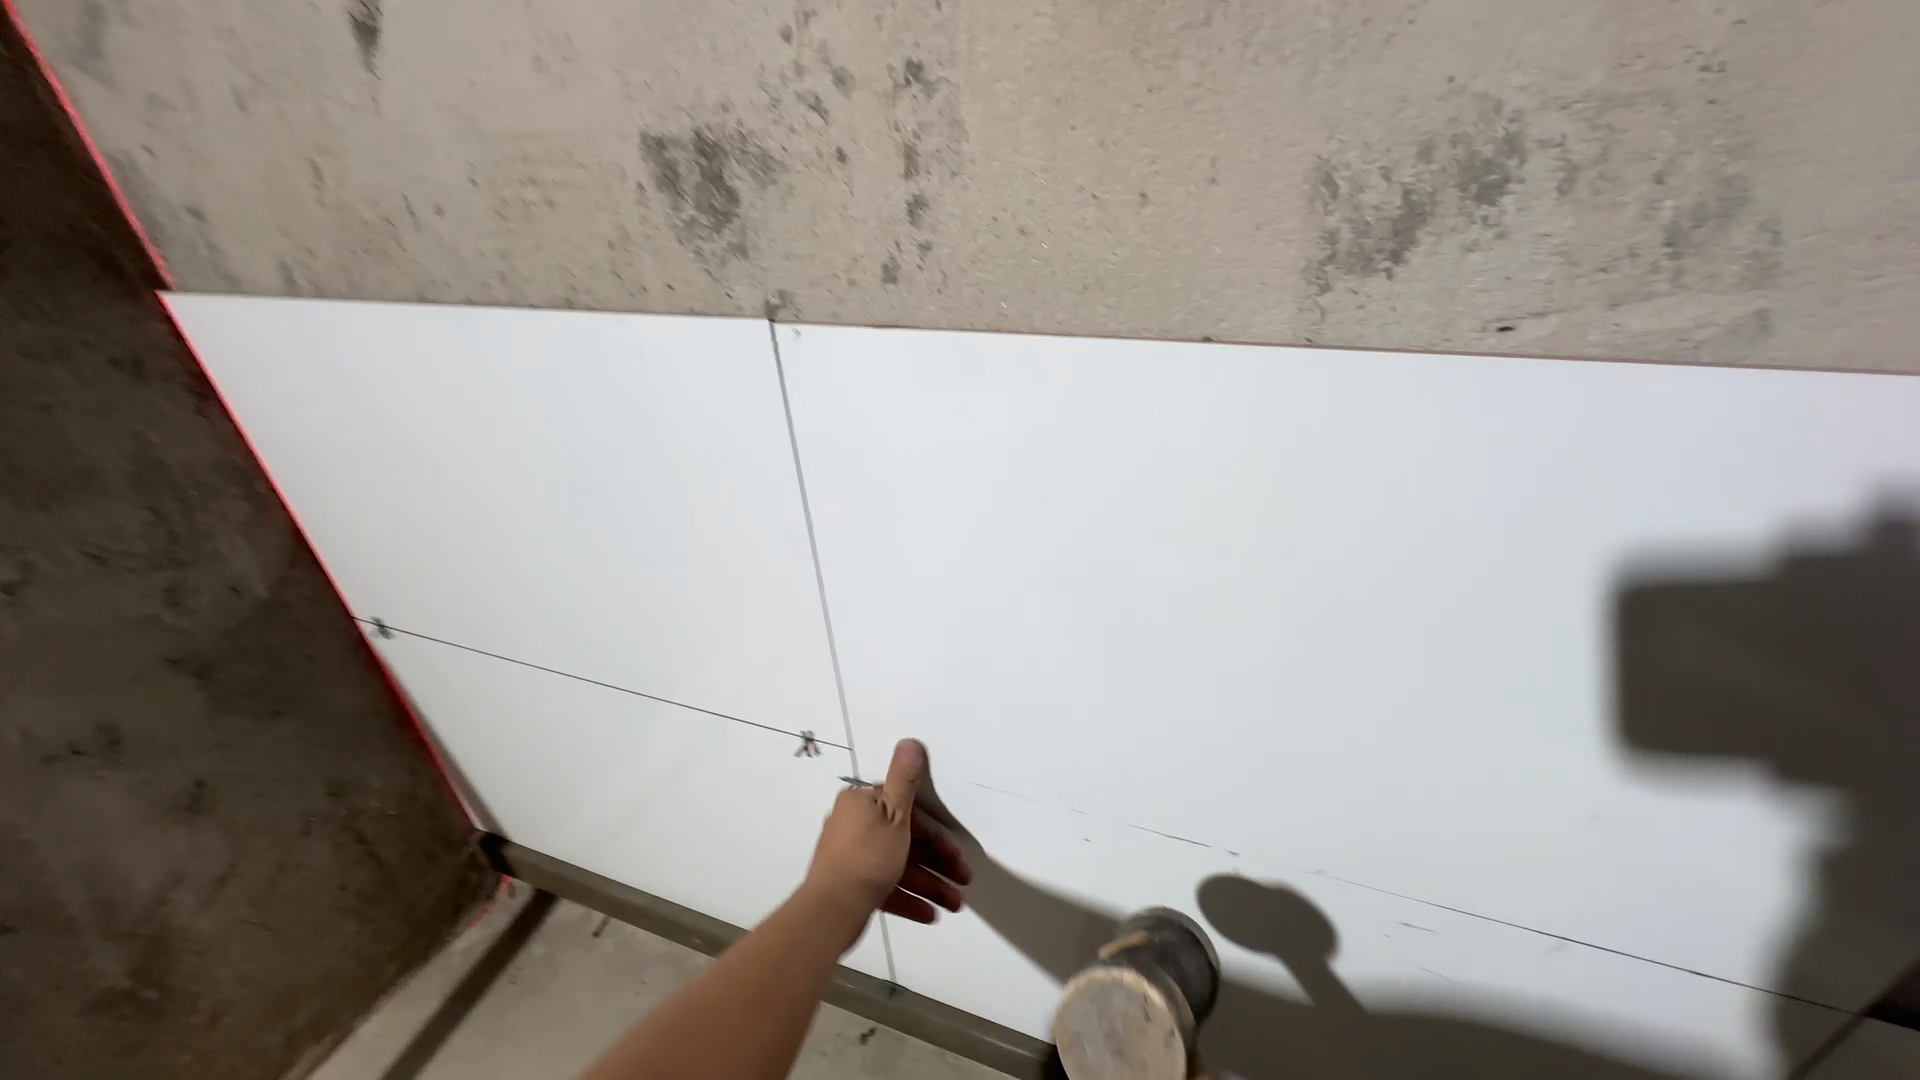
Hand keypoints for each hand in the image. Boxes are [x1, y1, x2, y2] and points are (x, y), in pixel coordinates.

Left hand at [804, 739, 973, 923]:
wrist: (831, 911)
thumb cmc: (867, 857)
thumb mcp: (894, 814)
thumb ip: (905, 780)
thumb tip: (909, 742)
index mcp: (862, 804)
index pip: (909, 812)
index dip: (937, 834)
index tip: (957, 855)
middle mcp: (855, 826)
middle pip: (907, 841)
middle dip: (938, 864)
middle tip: (964, 882)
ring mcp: (853, 858)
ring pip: (900, 867)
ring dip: (930, 886)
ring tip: (955, 906)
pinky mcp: (852, 886)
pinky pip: (886, 888)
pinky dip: (909, 899)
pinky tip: (931, 915)